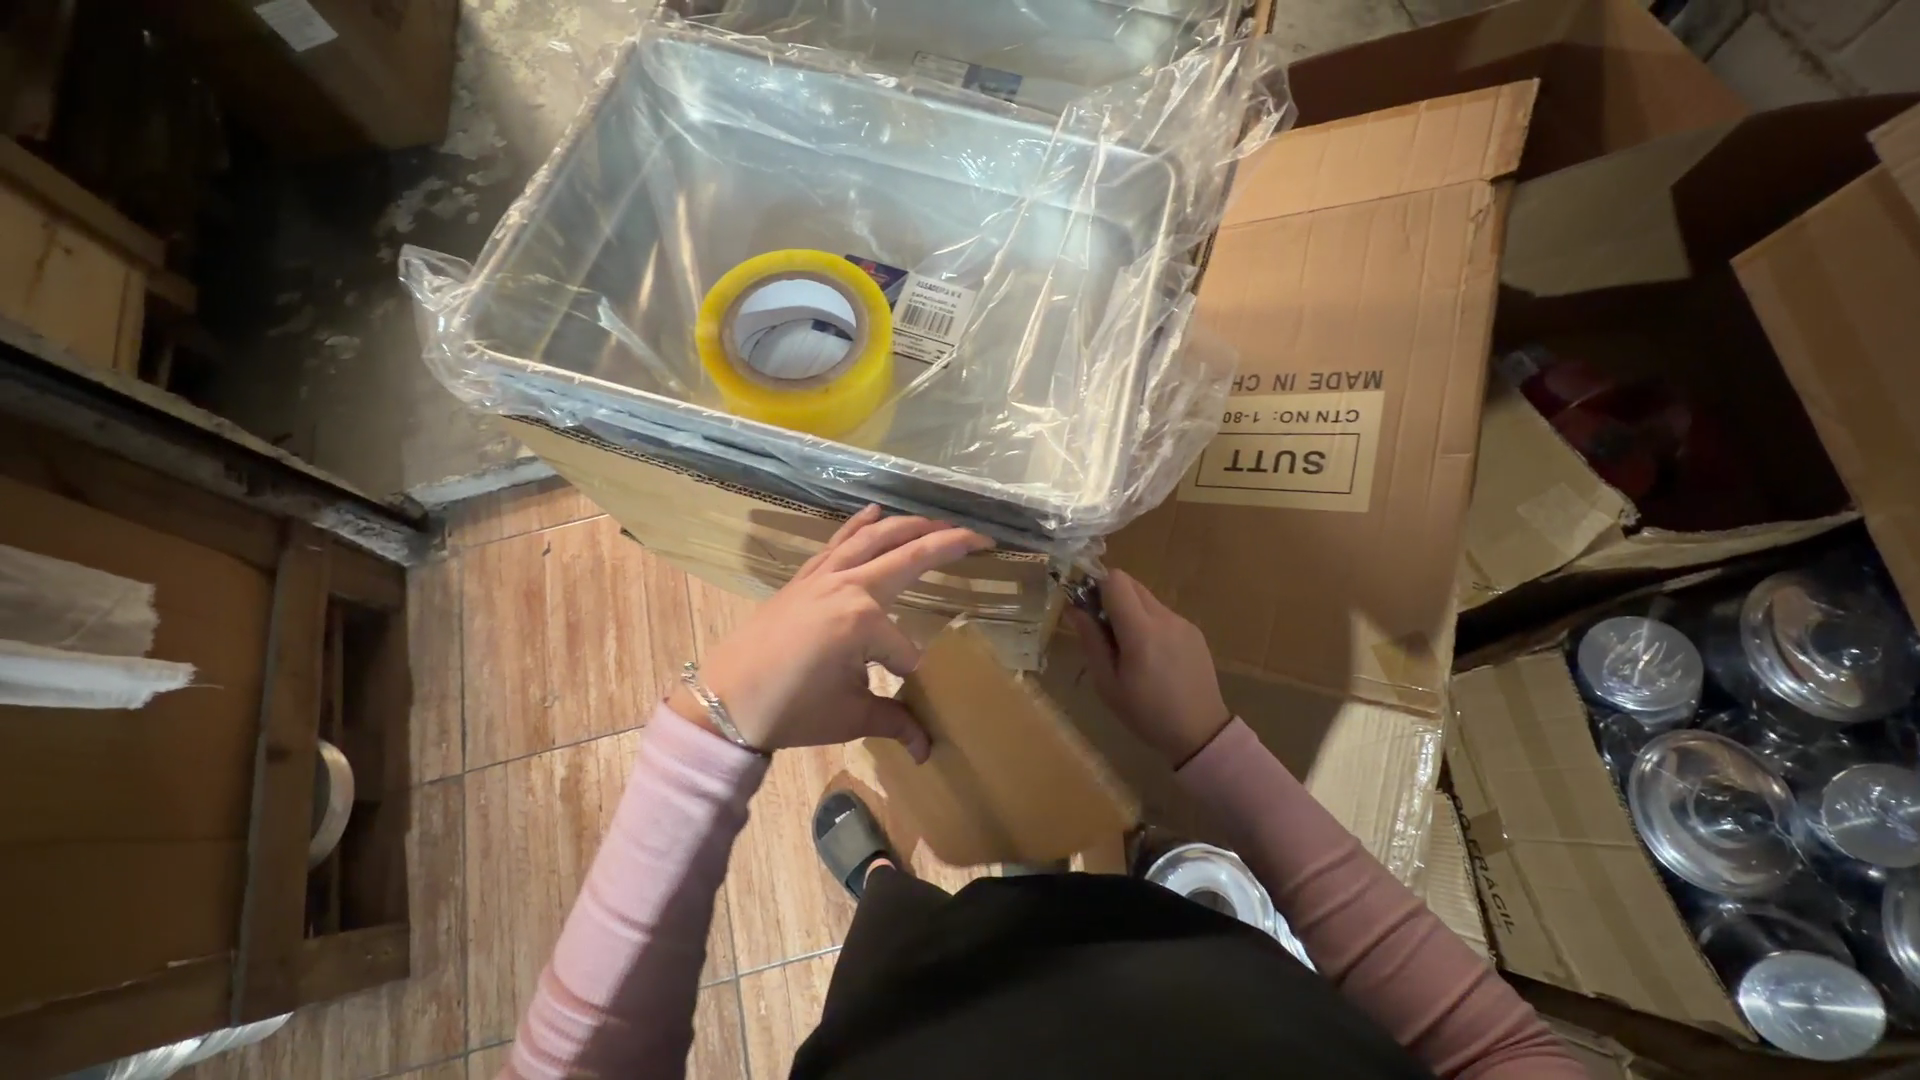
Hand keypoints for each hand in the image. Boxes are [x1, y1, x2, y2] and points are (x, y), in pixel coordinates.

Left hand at [668, 505, 991, 761]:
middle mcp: (849, 587)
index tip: (903, 694)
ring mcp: (824, 576)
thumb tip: (926, 751)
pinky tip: (877, 512)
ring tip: (940, 521)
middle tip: (982, 538)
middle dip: (949, 544)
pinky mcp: (805, 576)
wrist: (724, 701)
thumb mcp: (850, 716)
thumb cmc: (790, 710)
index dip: (910, 674)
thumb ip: (895, 722)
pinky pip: (837, 542)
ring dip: (911, 525)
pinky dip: (859, 525)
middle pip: (909, 559)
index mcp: (863, 622)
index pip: (907, 648)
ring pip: (876, 538)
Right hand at [1066, 569, 1231, 765]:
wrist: (1200, 732)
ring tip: (1128, 648)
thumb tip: (1074, 608)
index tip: (1087, 609)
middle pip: (1131, 583)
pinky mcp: (1194, 631)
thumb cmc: (1146, 713)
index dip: (1096, 586)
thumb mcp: (1107, 683)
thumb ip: (1090, 640)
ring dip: (1131, 611)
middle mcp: (1164, 618)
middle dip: (1111, 596)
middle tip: (1103, 629)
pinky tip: (1152, 656)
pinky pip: (1163, 614)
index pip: (1115, 580)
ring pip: (1147, 598)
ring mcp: (1183, 623)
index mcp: (1140, 631)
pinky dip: (1149, 623)